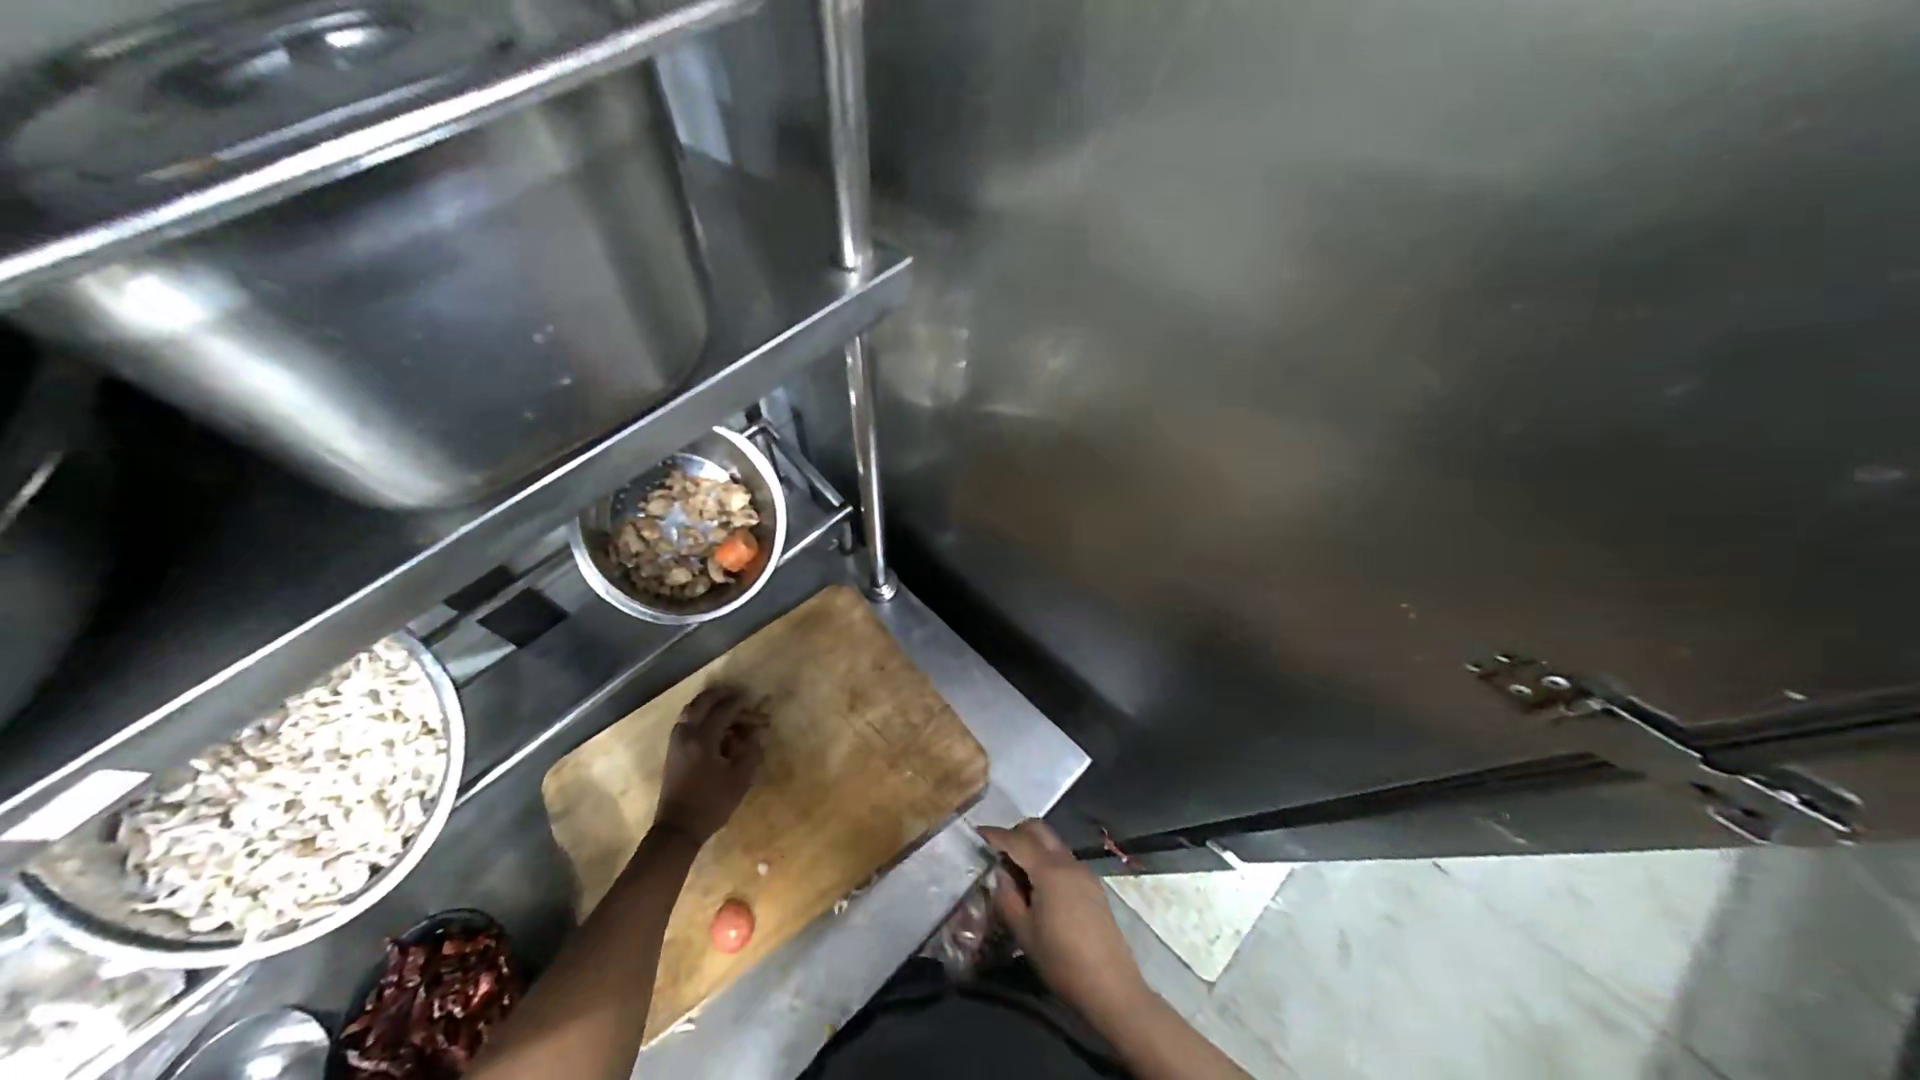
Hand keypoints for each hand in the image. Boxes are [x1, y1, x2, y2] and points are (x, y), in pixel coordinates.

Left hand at [653, 687, 767, 842]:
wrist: (678, 828)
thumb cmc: (712, 803)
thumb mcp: (740, 779)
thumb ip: (752, 751)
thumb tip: (758, 733)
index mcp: (703, 740)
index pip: (724, 711)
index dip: (741, 705)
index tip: (755, 702)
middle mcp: (686, 734)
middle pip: (702, 703)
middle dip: (721, 695)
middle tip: (739, 695)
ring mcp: (676, 742)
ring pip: (691, 711)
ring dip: (710, 705)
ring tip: (728, 708)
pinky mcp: (673, 751)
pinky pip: (687, 722)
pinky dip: (701, 716)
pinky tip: (715, 726)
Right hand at [981, 819, 1149, 1021]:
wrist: (1110, 986)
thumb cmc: (1061, 960)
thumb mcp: (1024, 932)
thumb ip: (1007, 897)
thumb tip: (999, 874)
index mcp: (1049, 870)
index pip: (1017, 840)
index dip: (995, 834)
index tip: (976, 834)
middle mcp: (1068, 862)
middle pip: (1039, 830)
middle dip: (1016, 833)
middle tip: (997, 853)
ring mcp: (1084, 872)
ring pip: (1053, 843)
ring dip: (1033, 847)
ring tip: (1015, 873)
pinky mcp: (1093, 886)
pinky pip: (1064, 860)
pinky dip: (1047, 861)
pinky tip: (1039, 888)